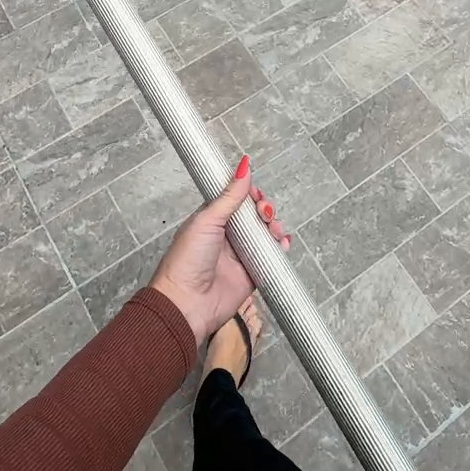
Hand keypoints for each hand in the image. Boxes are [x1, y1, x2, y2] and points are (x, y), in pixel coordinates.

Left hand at [148, 155, 290, 348]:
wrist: (187, 304)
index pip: (236, 199)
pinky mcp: (252, 273)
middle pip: (254, 215)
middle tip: (264, 212)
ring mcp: (240, 254)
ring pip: (265, 234)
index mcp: (212, 219)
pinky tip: (283, 243)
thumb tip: (244, 166)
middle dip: (264, 209)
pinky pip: (271, 257)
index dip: (249, 193)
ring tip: (274, 228)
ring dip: (273, 226)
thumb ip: (230, 196)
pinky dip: (280, 248)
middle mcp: (227, 235)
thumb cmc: (188, 259)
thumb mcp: (208, 220)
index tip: (255, 193)